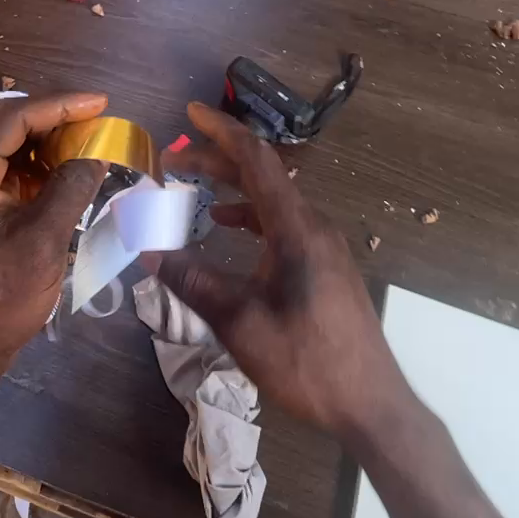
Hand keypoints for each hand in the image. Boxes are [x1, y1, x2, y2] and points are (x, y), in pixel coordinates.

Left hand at [0, 92, 109, 376]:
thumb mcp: (43, 241)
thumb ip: (70, 189)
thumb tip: (96, 154)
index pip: (13, 118)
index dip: (59, 105)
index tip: (99, 104)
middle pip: (8, 127)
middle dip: (55, 120)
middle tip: (98, 121)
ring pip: (9, 150)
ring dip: (48, 145)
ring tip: (89, 145)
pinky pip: (8, 175)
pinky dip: (38, 170)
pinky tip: (66, 175)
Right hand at [155, 102, 406, 439]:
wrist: (371, 405)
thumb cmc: (307, 361)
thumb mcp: (240, 323)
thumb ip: (192, 281)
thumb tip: (146, 250)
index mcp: (295, 227)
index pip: (255, 159)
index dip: (221, 130)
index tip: (191, 112)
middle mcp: (311, 224)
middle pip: (261, 172)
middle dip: (215, 157)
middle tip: (173, 157)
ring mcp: (321, 243)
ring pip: (270, 196)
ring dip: (230, 184)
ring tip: (192, 184)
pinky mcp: (322, 262)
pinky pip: (280, 219)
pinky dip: (248, 211)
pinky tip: (225, 223)